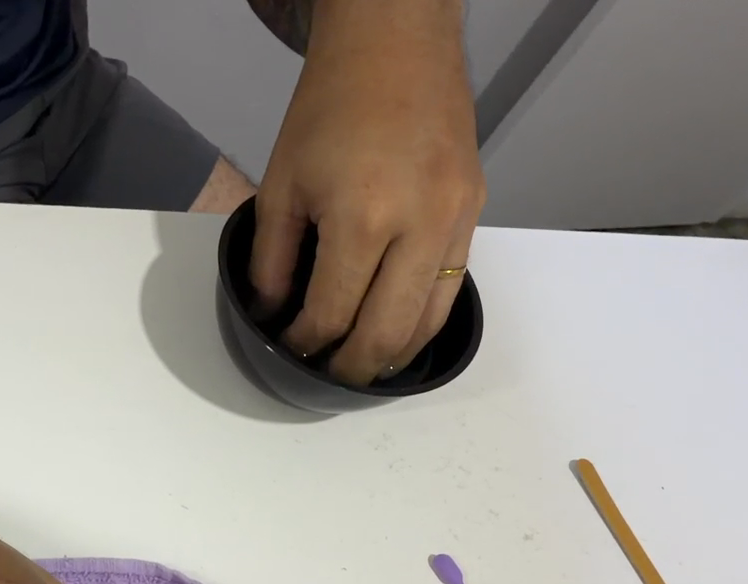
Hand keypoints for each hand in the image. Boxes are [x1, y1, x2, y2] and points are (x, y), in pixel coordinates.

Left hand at [251, 0, 482, 386]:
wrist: (396, 45)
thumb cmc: (327, 112)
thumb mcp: (279, 189)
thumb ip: (272, 262)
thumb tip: (272, 313)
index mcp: (363, 219)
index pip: (331, 313)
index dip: (305, 341)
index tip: (289, 344)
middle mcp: (421, 225)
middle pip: (387, 331)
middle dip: (351, 366)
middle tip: (328, 374)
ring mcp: (457, 218)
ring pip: (429, 318)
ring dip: (393, 354)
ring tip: (362, 368)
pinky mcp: (476, 209)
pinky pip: (454, 285)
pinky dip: (424, 321)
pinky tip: (398, 333)